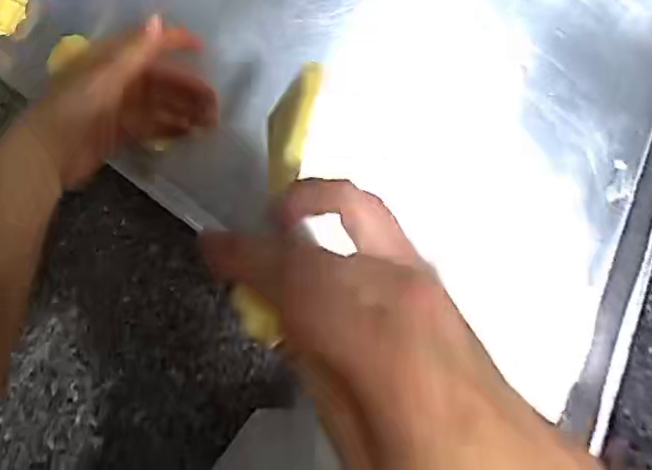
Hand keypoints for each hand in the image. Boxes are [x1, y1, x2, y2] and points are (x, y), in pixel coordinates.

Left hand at [10, 16, 217, 190]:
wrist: (44, 155)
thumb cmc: (72, 109)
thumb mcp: (105, 77)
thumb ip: (134, 52)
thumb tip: (158, 19)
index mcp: (111, 60)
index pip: (147, 44)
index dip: (174, 42)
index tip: (202, 48)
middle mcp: (117, 80)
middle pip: (159, 79)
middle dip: (187, 88)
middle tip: (214, 104)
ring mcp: (118, 107)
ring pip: (158, 104)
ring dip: (183, 110)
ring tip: (209, 122)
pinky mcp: (117, 133)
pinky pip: (150, 126)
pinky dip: (169, 128)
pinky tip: (189, 134)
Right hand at [203, 180, 597, 469]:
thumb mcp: (358, 447)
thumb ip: (317, 372)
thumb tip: (283, 316)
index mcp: (379, 332)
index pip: (294, 269)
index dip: (245, 252)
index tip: (209, 243)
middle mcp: (405, 286)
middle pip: (331, 217)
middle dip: (280, 214)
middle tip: (244, 241)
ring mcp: (429, 279)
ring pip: (361, 207)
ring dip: (314, 206)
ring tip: (282, 234)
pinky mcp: (441, 285)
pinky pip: (379, 233)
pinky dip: (340, 226)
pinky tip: (326, 260)